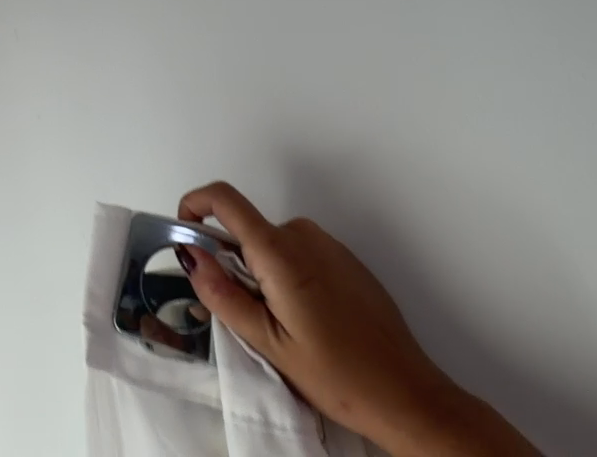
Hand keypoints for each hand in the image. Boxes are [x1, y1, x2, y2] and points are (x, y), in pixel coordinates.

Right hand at [177, 183, 538, 456]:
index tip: (186, 236)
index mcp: (280, 251)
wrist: (410, 397)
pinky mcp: (346, 260)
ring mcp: (329, 245)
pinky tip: (309, 321)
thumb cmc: (336, 376)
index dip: (194, 205)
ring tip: (280, 325)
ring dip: (261, 271)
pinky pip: (299, 252)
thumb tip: (190, 254)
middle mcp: (304, 235)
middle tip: (242, 313)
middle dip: (231, 260)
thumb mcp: (267, 343)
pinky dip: (287, 275)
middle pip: (247, 228)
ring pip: (272, 243)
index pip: (224, 199)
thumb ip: (222, 293)